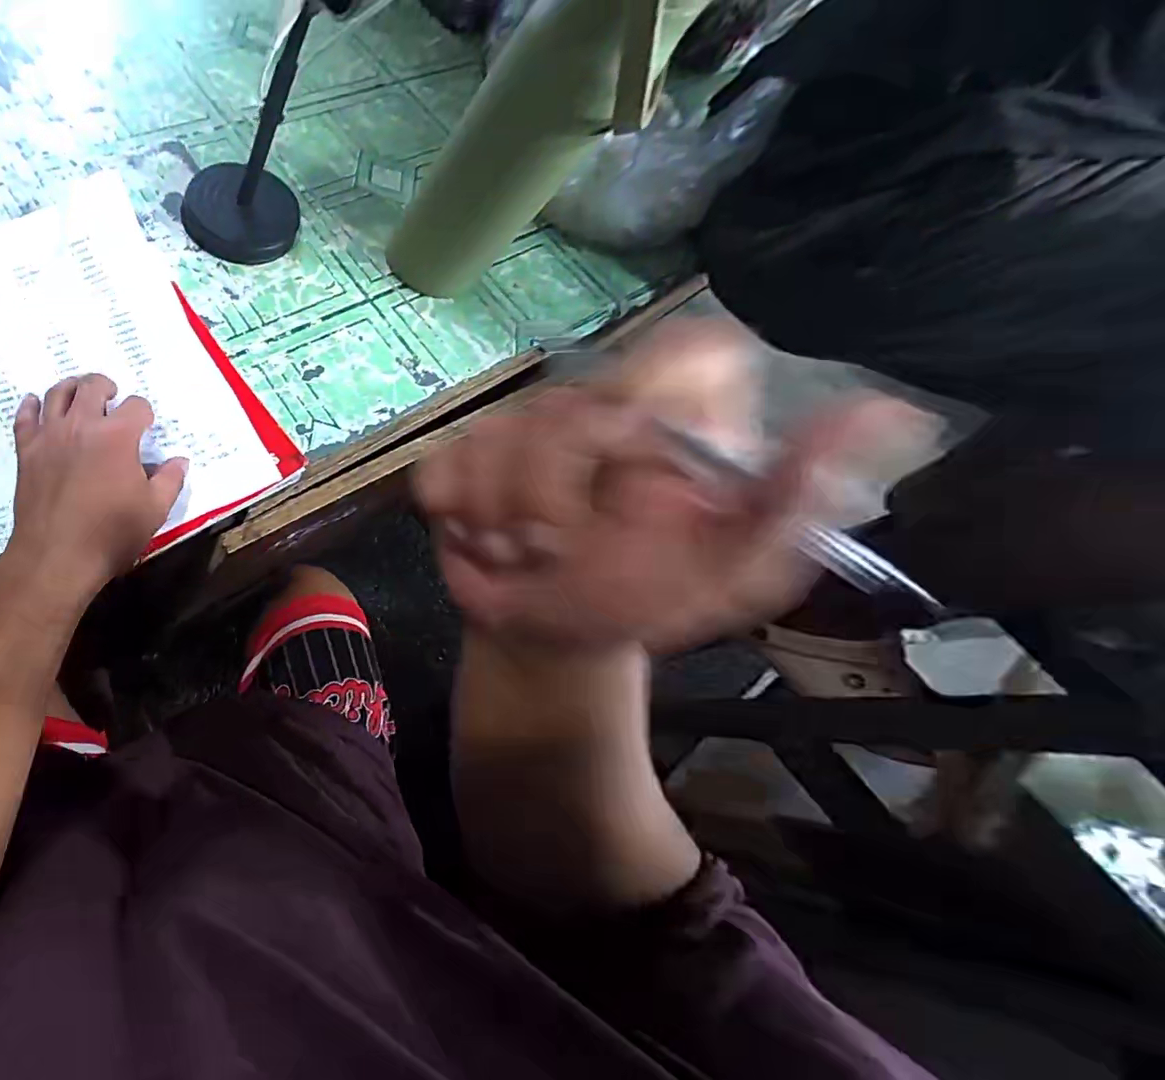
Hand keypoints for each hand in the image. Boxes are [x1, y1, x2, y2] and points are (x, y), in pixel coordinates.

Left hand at [2, 373, 187, 604]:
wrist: (56, 556)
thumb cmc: (110, 534)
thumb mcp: (154, 510)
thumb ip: (170, 481)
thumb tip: (180, 461)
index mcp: (117, 436)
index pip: (137, 406)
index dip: (145, 414)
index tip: (146, 426)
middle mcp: (82, 425)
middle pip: (93, 387)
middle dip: (107, 388)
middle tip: (112, 399)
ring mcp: (50, 436)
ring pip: (57, 393)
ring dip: (72, 387)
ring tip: (80, 394)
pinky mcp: (26, 452)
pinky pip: (25, 418)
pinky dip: (31, 406)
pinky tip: (35, 404)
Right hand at [414, 321, 930, 653]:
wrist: (547, 635)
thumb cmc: (638, 603)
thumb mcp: (731, 572)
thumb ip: (791, 501)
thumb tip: (884, 412)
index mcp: (671, 428)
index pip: (684, 352)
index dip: (655, 391)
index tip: (632, 457)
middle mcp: (593, 414)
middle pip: (563, 412)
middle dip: (550, 501)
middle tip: (556, 551)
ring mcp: (516, 434)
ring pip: (493, 443)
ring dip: (501, 522)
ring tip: (520, 556)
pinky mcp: (458, 462)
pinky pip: (443, 471)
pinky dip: (456, 518)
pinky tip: (480, 540)